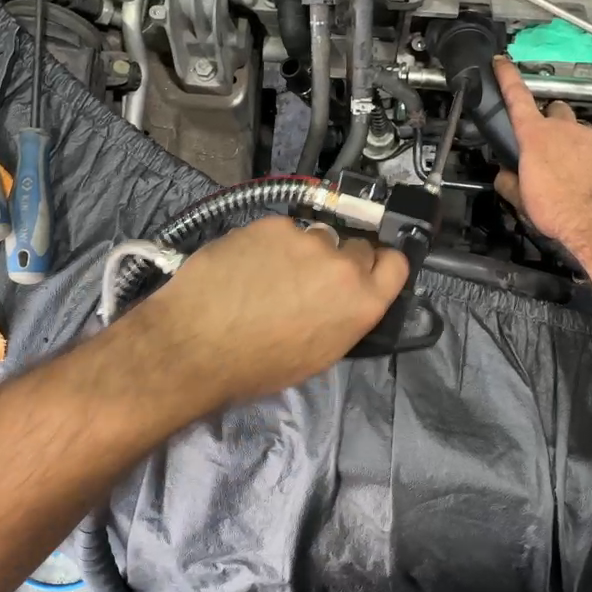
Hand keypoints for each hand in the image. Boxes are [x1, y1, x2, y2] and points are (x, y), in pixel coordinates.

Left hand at [117, 217, 410, 406]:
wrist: (195, 344)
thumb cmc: (255, 366)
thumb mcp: (318, 356)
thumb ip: (344, 318)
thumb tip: (344, 302)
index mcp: (361, 303)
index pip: (396, 264)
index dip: (381, 265)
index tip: (368, 268)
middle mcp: (341, 265)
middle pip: (357, 246)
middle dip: (340, 260)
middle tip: (311, 279)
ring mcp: (305, 239)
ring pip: (316, 236)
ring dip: (303, 251)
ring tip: (272, 274)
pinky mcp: (270, 224)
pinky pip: (281, 230)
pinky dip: (270, 243)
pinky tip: (248, 265)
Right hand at [492, 58, 591, 255]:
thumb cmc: (561, 210)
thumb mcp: (522, 200)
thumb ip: (509, 182)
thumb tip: (504, 176)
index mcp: (535, 137)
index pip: (516, 97)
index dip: (507, 77)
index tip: (502, 62)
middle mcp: (565, 129)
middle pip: (554, 112)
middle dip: (549, 123)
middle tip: (546, 148)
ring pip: (579, 132)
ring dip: (573, 147)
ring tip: (572, 175)